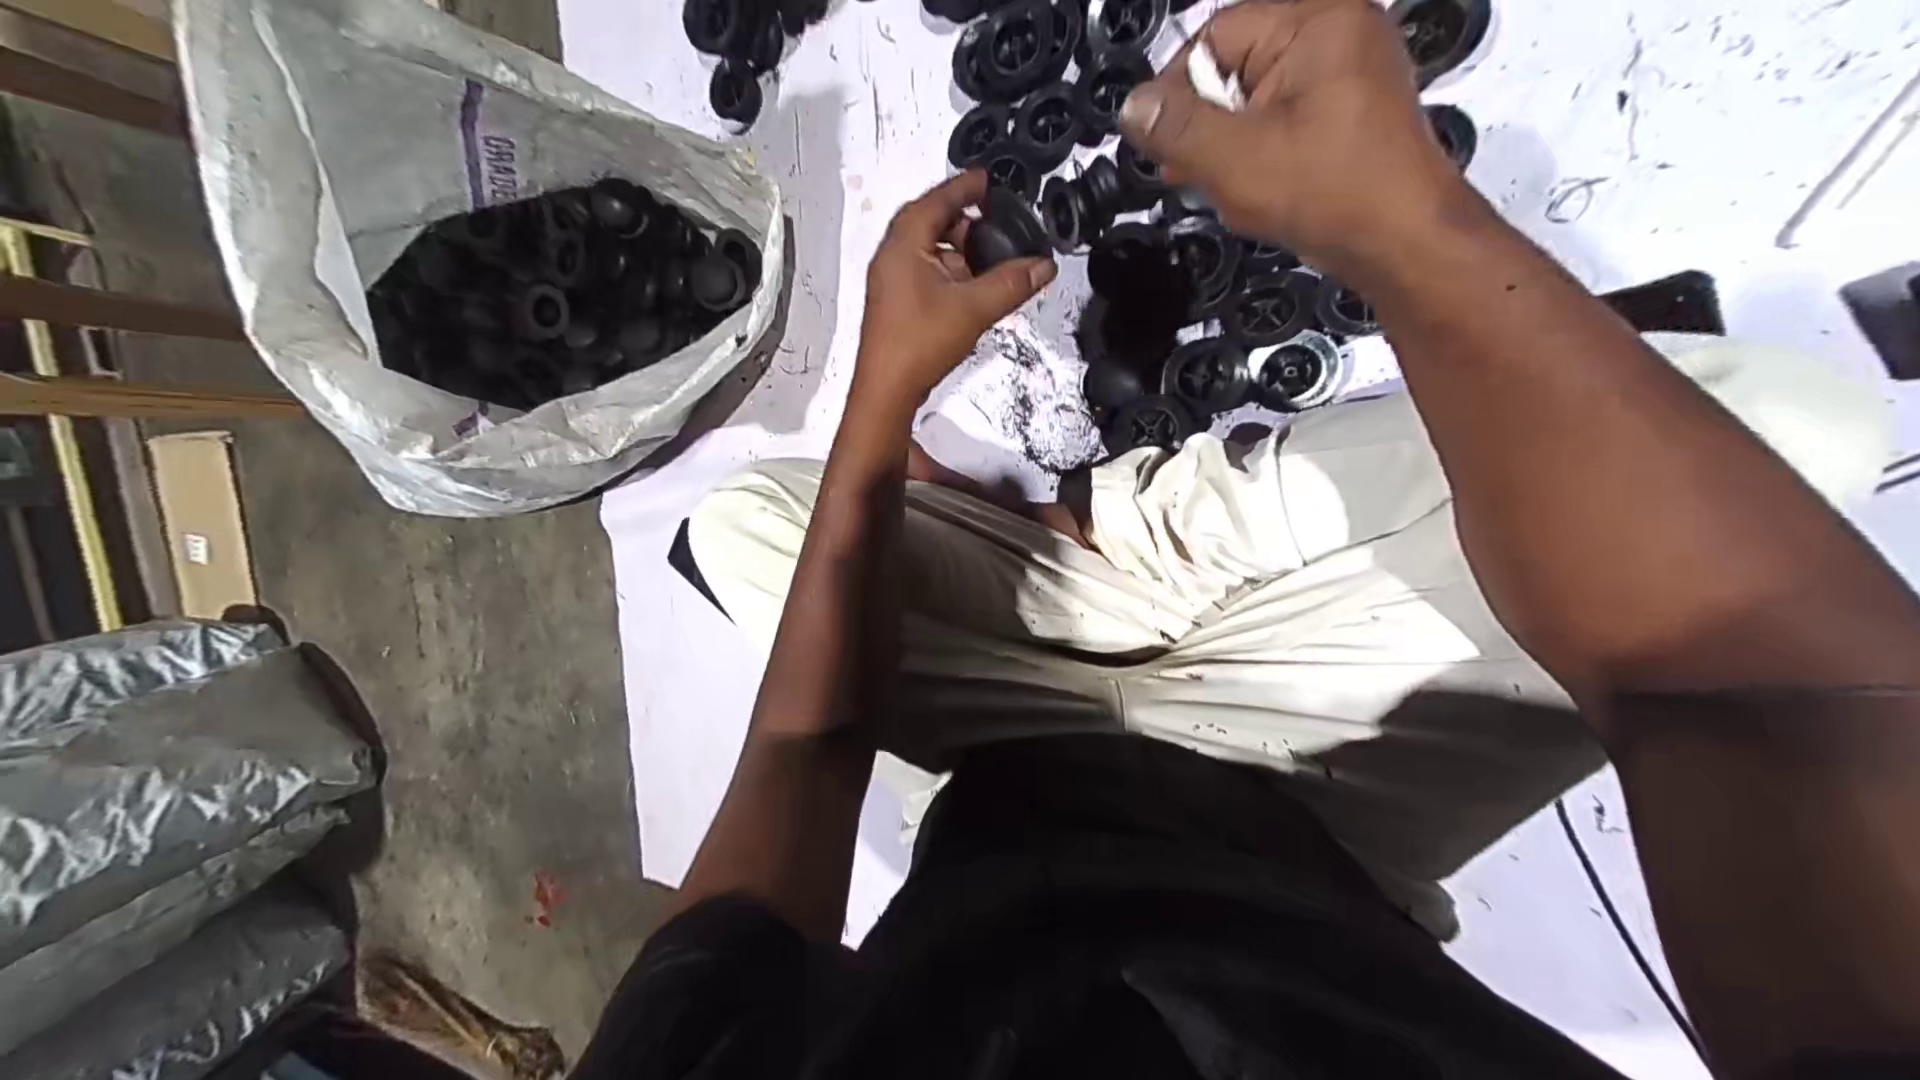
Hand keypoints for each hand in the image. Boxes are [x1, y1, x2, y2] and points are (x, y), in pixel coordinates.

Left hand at [853, 170, 1055, 411]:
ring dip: (957, 252)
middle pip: (930, 223)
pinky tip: (968, 292)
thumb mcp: (974, 308)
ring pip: (927, 252)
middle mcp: (891, 258)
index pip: (937, 199)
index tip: (985, 181)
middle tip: (991, 226)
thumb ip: (1011, 284)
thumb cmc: (917, 345)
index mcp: (904, 244)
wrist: (887, 390)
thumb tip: (1042, 267)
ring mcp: (890, 283)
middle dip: (963, 222)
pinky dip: (947, 274)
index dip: (965, 187)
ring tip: (985, 263)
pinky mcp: (895, 306)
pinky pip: (923, 275)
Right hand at [1119, 0, 1481, 278]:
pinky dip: (1254, 158)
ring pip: (1251, 105)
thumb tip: (1135, 106)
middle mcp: (1335, 40)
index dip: (1176, 89)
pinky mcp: (1341, 118)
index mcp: (1316, 26)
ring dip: (1227, 149)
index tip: (1161, 137)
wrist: (1398, 241)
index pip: (1214, 35)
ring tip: (1232, 185)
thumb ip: (1177, 129)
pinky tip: (1255, 189)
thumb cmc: (1339, 195)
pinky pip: (1276, 126)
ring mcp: (1343, 80)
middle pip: (1232, 70)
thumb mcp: (1236, 160)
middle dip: (1205, 127)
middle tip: (1196, 169)